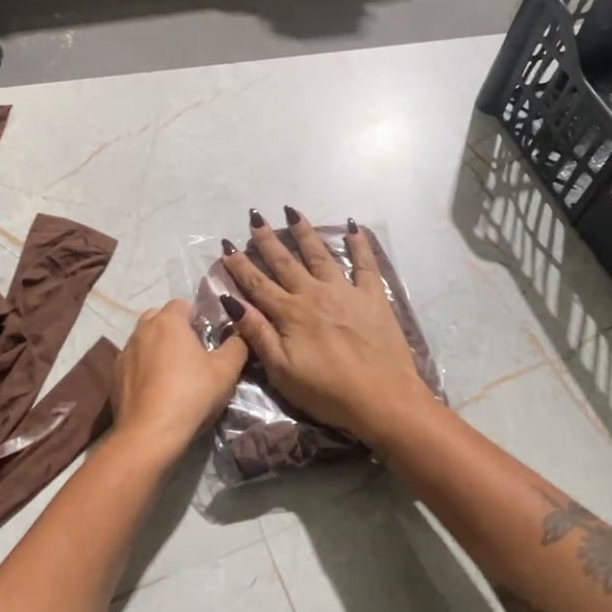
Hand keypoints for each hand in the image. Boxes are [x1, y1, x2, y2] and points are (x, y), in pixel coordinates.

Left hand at [111, 299, 249, 458]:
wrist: (149, 434)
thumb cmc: (191, 394)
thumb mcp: (226, 371)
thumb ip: (236, 346)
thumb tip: (238, 334)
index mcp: (168, 321)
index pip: (182, 304)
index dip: (197, 317)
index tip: (208, 338)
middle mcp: (142, 329)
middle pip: (159, 318)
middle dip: (174, 329)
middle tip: (192, 354)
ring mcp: (124, 352)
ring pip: (144, 340)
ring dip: (157, 349)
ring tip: (173, 374)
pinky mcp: (114, 376)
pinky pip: (133, 363)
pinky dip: (143, 369)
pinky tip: (155, 391)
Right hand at [219, 208, 436, 449]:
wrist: (384, 400)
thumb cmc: (328, 393)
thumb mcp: (282, 371)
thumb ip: (258, 334)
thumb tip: (232, 302)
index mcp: (290, 314)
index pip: (258, 284)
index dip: (240, 265)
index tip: (227, 246)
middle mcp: (314, 294)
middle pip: (285, 262)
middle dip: (267, 239)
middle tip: (255, 217)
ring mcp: (345, 292)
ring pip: (319, 255)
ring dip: (304, 232)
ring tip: (292, 211)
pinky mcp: (373, 297)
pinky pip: (365, 264)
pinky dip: (359, 244)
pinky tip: (353, 226)